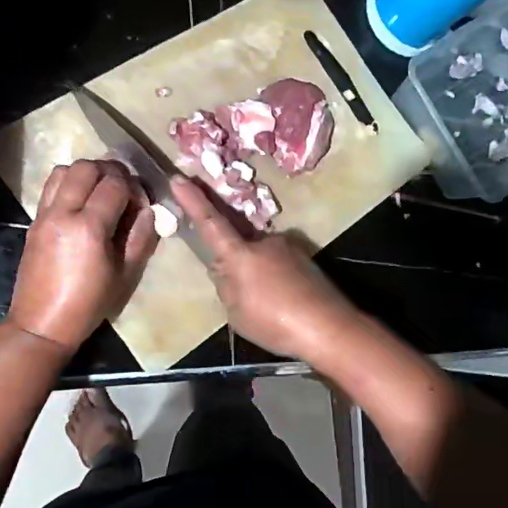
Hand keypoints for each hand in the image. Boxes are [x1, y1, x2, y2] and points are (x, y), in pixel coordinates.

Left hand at [6, 161, 160, 348]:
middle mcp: (63, 213)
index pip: (114, 184)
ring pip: (64, 170)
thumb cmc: (89, 304)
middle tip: (123, 189)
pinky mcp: (34, 221)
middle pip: (86, 167)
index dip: (133, 187)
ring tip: (100, 192)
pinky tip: (82, 204)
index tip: (141, 203)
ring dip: (86, 173)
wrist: (42, 324)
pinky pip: (51, 186)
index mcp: (89, 227)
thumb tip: (148, 210)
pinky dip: (69, 184)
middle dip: (110, 171)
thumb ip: (140, 237)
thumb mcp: (125, 275)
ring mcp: (44, 214)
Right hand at [170, 176, 364, 361]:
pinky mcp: (306, 259)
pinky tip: (284, 304)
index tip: (178, 178)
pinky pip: (279, 265)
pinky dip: (275, 280)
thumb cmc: (275, 323)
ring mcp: (289, 248)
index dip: (192, 201)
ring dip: (257, 274)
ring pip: (260, 256)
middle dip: (233, 263)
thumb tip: (225, 271)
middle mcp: (265, 242)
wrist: (329, 328)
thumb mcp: (236, 312)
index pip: (210, 222)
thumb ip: (225, 286)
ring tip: (268, 307)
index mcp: (240, 255)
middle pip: (238, 245)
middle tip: (242, 296)